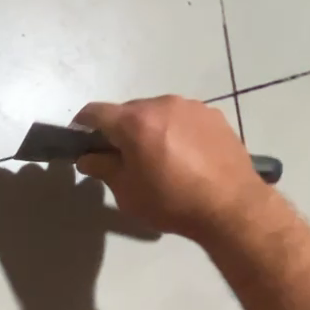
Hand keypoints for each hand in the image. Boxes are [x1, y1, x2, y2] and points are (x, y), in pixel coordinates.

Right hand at [0, 162, 109, 308]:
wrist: (55, 292)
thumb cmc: (23, 272)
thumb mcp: (0, 238)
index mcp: (3, 196)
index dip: (5, 184)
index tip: (9, 198)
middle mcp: (31, 184)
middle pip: (31, 168)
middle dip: (35, 182)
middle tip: (39, 205)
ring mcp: (62, 187)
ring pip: (62, 167)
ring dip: (62, 181)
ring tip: (65, 202)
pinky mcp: (89, 198)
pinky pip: (89, 184)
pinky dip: (87, 194)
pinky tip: (85, 211)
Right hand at [73, 96, 270, 240]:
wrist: (229, 205)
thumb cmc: (171, 202)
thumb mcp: (128, 193)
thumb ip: (104, 169)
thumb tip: (88, 158)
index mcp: (135, 122)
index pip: (96, 112)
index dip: (82, 125)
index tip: (80, 141)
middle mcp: (162, 104)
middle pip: (128, 111)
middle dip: (118, 131)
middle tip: (120, 158)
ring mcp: (190, 106)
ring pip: (157, 113)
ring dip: (148, 130)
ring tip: (155, 159)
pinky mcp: (213, 115)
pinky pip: (181, 118)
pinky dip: (173, 132)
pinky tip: (182, 158)